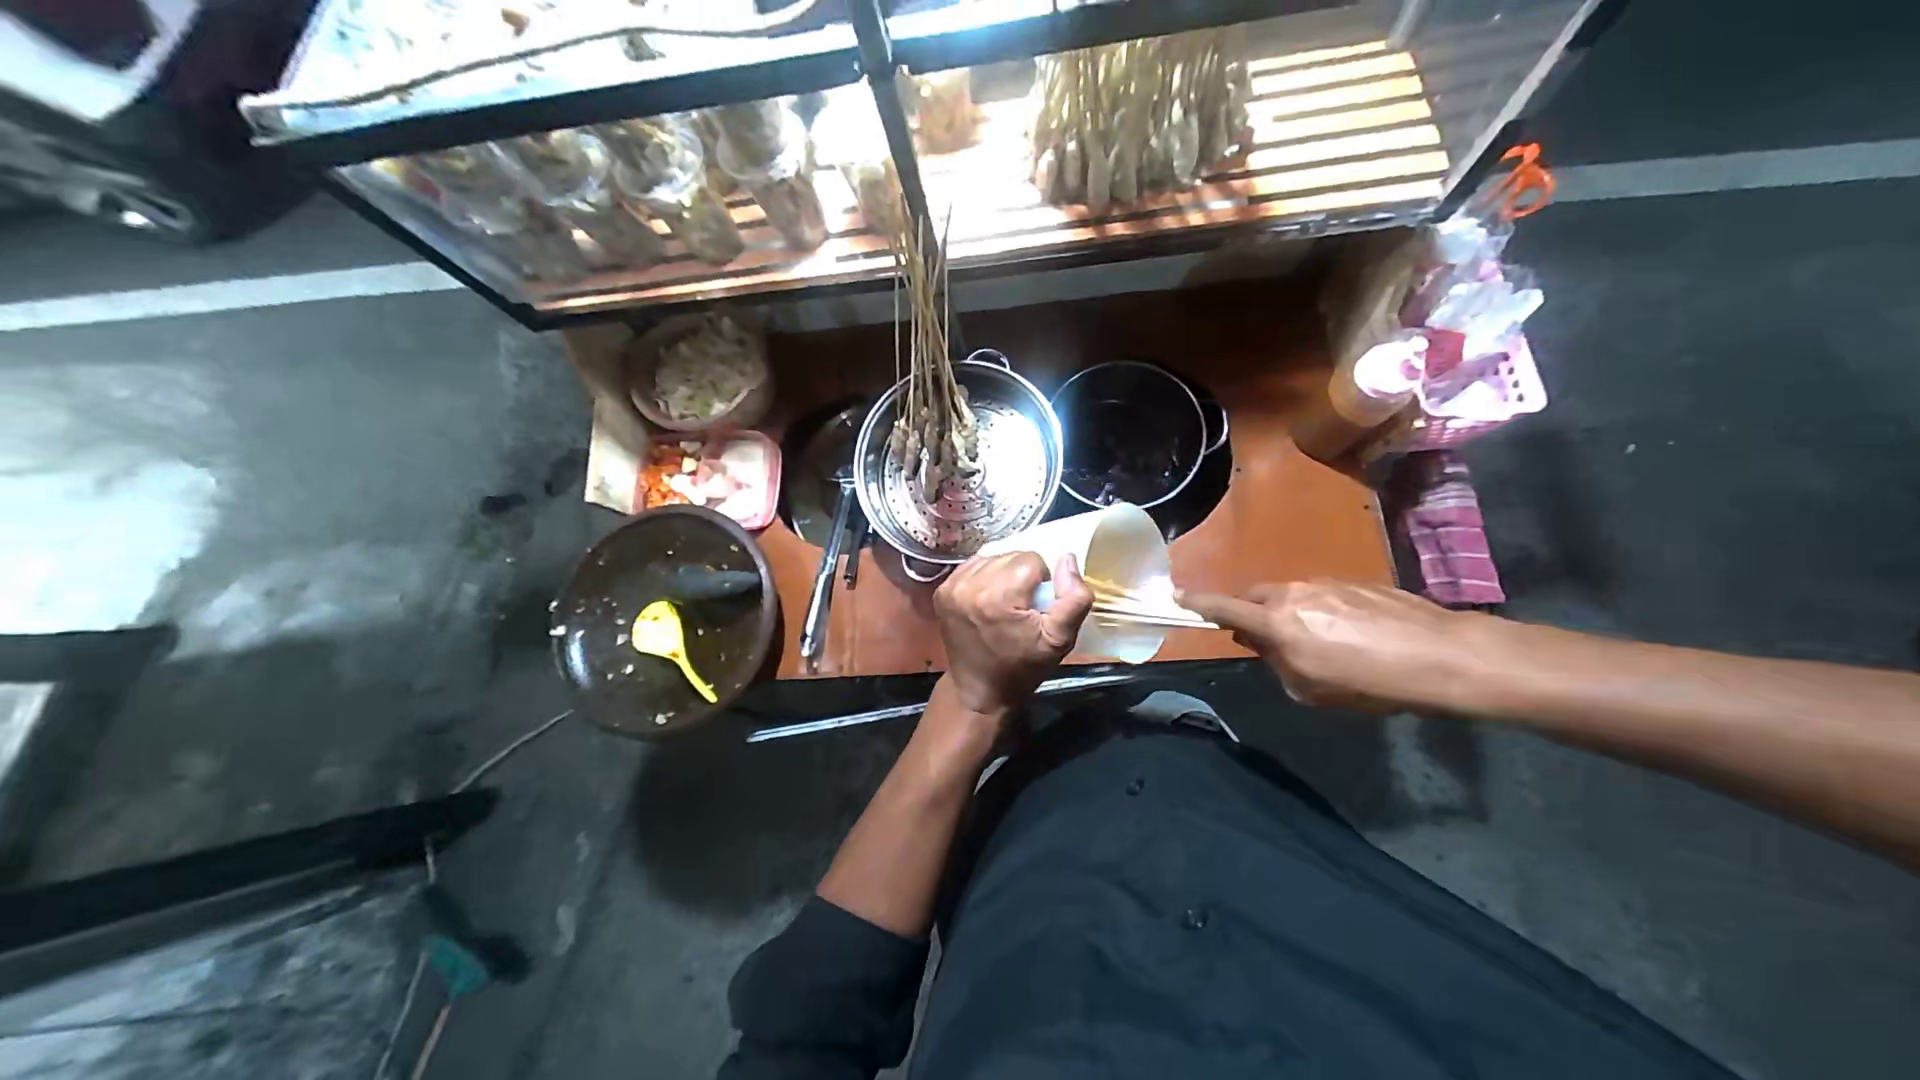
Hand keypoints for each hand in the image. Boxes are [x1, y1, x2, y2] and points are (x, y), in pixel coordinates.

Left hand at [934, 552, 1093, 715]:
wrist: (980, 688)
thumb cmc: (1022, 667)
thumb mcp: (1059, 641)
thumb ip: (1074, 599)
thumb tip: (1067, 559)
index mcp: (997, 597)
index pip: (1031, 560)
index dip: (1041, 581)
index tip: (1035, 607)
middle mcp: (969, 586)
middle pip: (1010, 556)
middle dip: (1022, 576)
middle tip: (1021, 607)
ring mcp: (951, 587)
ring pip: (993, 558)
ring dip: (1003, 575)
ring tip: (1005, 604)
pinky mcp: (942, 590)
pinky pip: (974, 566)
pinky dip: (986, 578)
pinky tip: (988, 600)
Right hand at [1179, 580, 1493, 710]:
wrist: (1440, 655)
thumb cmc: (1370, 683)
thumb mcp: (1312, 689)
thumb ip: (1278, 664)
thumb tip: (1269, 647)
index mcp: (1276, 622)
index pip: (1223, 608)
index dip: (1197, 603)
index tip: (1178, 598)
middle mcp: (1293, 593)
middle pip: (1255, 597)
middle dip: (1250, 614)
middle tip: (1263, 639)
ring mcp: (1325, 583)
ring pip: (1288, 594)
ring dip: (1287, 613)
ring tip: (1316, 643)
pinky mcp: (1355, 582)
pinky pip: (1319, 594)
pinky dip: (1318, 611)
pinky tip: (1350, 635)